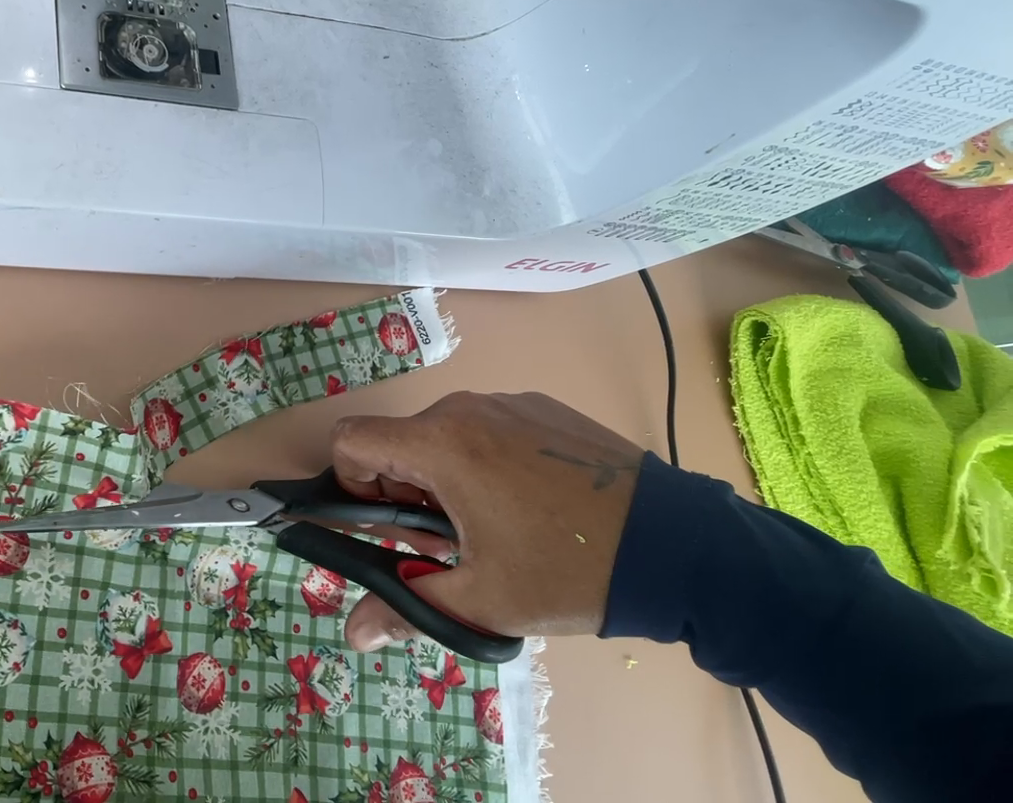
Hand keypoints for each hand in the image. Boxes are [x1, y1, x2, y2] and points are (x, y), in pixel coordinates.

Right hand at [331, 391, 646, 650]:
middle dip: (405, 492)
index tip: (390, 524)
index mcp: (439, 445)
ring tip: (499, 525)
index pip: (350, 439)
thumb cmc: (569, 572)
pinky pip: (488, 428)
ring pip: (443, 436)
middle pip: (398, 443)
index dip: (351, 483)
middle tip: (451, 541)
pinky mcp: (544, 408)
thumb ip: (406, 607)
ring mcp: (508, 403)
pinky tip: (534, 503)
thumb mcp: (482, 601)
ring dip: (446, 478)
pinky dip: (487, 461)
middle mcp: (465, 410)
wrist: (687, 550)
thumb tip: (354, 635)